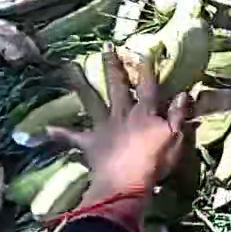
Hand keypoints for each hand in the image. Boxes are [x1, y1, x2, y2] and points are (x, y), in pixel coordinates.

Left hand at [50, 49, 188, 203]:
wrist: (124, 185)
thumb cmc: (154, 163)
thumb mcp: (174, 139)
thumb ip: (178, 115)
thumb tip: (183, 93)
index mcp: (144, 112)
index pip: (148, 86)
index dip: (147, 68)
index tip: (145, 50)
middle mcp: (122, 113)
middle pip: (117, 85)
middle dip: (113, 65)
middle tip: (106, 46)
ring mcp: (104, 127)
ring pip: (92, 101)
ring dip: (81, 84)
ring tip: (70, 68)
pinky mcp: (90, 143)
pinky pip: (73, 137)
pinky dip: (61, 133)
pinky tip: (47, 129)